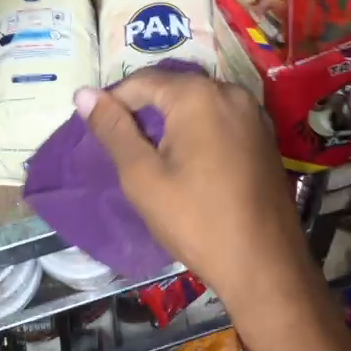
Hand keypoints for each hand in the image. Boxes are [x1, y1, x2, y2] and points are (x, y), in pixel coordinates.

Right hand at [77, 70, 316, 314]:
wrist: (267, 268)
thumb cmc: (197, 221)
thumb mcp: (143, 176)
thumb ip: (113, 129)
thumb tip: (84, 93)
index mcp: (198, 95)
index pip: (142, 81)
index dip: (114, 101)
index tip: (96, 128)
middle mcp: (230, 92)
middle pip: (173, 87)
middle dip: (143, 108)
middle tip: (120, 142)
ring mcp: (253, 113)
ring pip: (198, 102)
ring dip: (171, 118)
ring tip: (149, 151)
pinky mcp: (265, 136)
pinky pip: (220, 117)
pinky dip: (198, 128)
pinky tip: (186, 158)